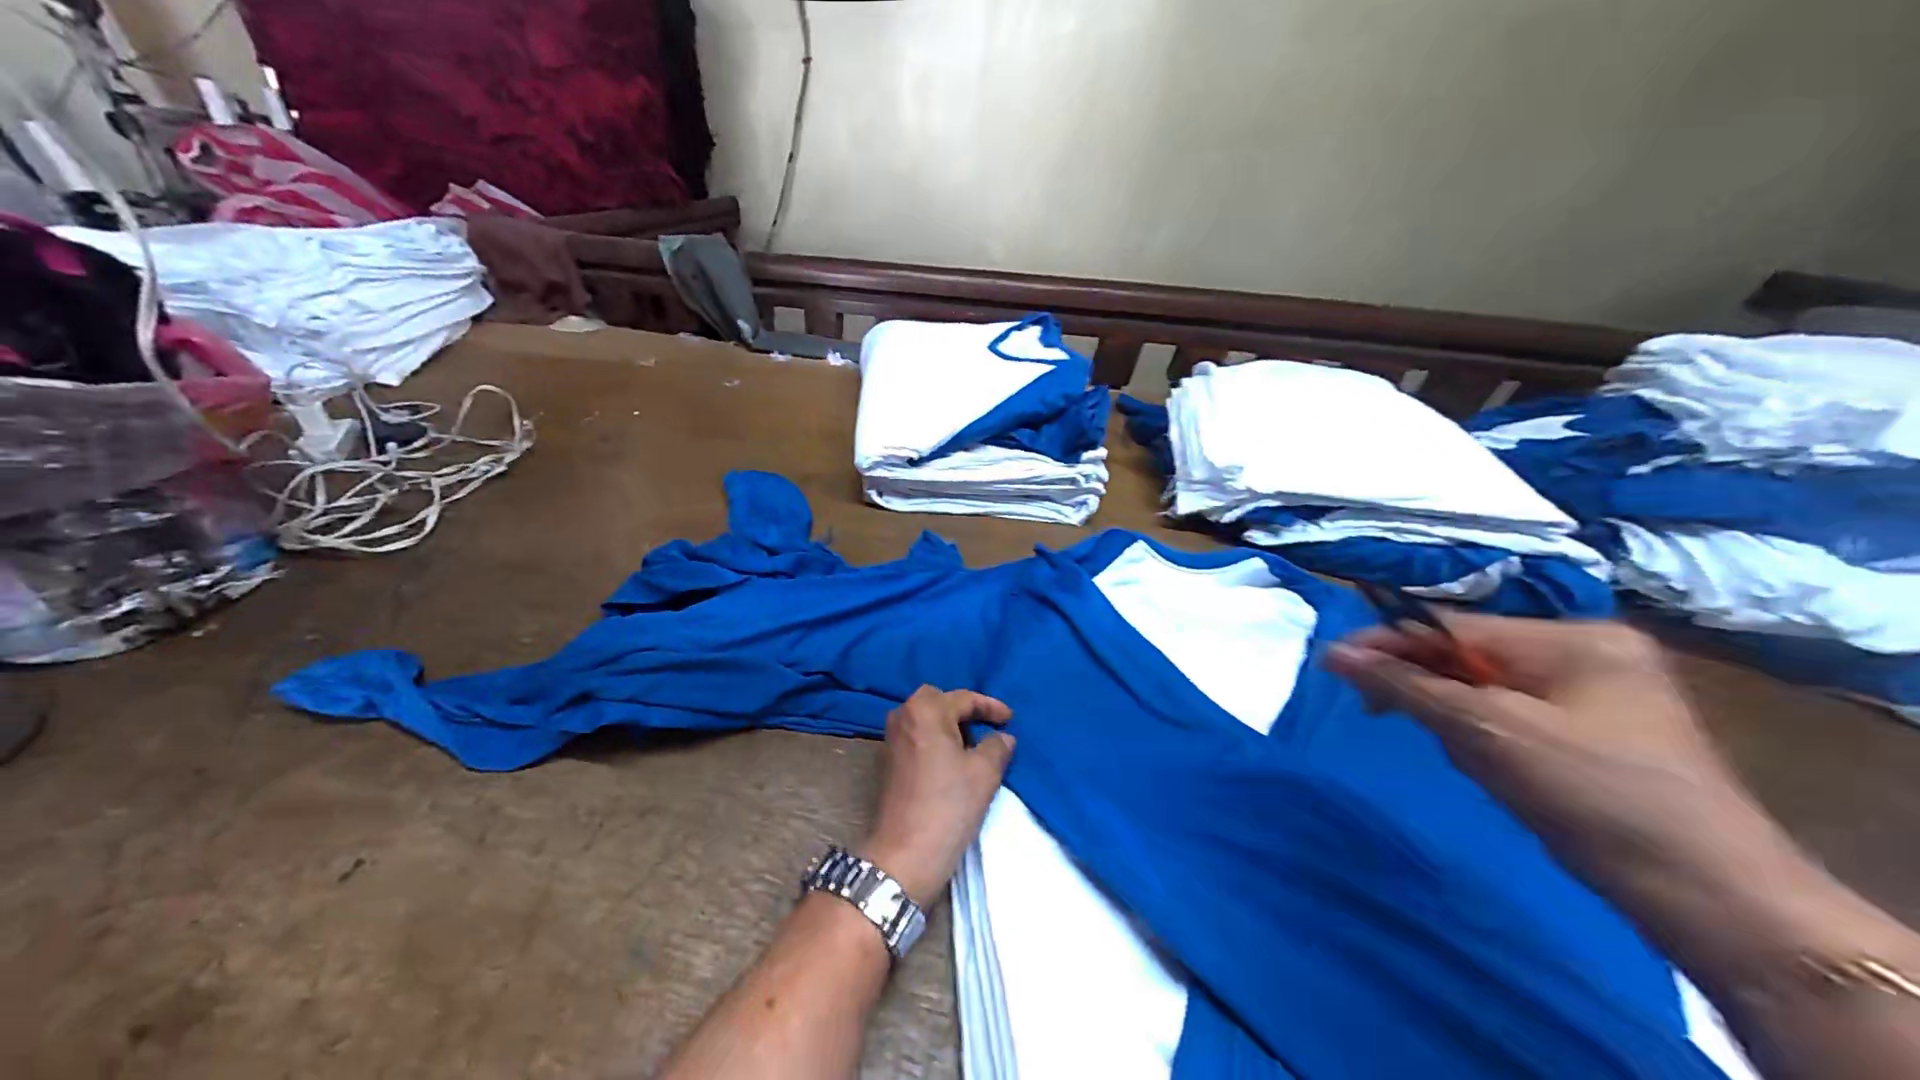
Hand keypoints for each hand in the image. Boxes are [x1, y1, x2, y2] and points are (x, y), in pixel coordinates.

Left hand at [859, 686, 1015, 905]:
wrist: (906, 852)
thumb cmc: (949, 805)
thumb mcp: (985, 773)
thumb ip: (997, 746)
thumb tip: (1002, 736)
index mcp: (925, 710)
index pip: (963, 698)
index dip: (990, 707)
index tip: (1010, 719)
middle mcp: (903, 716)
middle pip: (938, 701)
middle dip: (964, 710)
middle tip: (988, 726)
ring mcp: (891, 738)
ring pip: (925, 720)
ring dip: (949, 726)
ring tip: (974, 744)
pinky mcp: (888, 761)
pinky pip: (917, 737)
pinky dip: (935, 740)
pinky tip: (953, 759)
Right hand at [1324, 614, 1765, 879]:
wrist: (1709, 895)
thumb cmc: (1592, 795)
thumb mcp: (1485, 732)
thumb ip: (1406, 686)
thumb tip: (1334, 652)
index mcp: (1575, 638)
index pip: (1455, 627)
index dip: (1391, 642)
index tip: (1335, 662)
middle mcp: (1590, 653)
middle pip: (1472, 654)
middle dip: (1425, 682)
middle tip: (1375, 710)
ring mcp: (1600, 694)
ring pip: (1489, 687)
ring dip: (1453, 712)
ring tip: (1453, 751)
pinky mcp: (1598, 734)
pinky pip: (1514, 715)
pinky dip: (1483, 733)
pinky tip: (1482, 761)